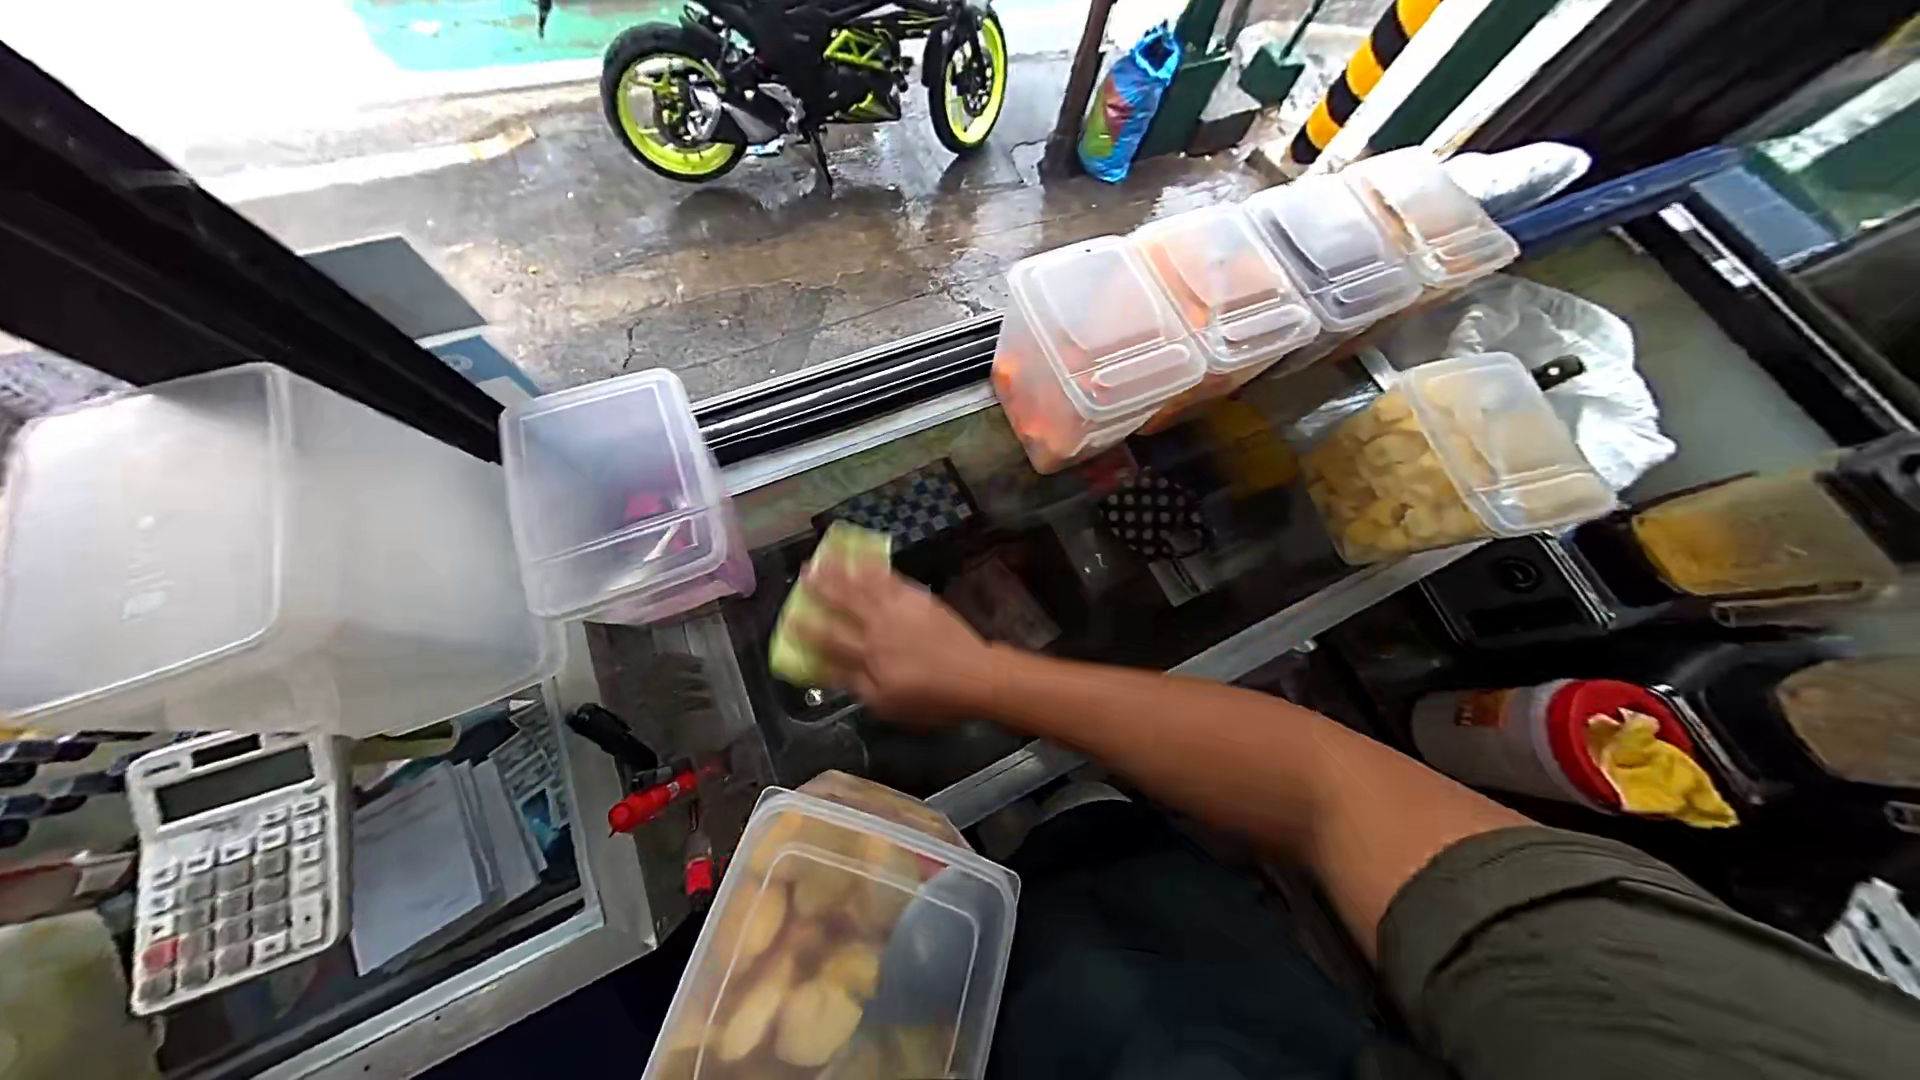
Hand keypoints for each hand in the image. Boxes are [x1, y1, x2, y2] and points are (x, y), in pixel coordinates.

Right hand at [790, 559, 1000, 727]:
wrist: (976, 676)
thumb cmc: (932, 698)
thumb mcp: (888, 705)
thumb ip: (856, 685)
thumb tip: (828, 672)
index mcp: (868, 656)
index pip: (829, 639)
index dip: (806, 628)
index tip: (789, 617)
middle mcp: (879, 627)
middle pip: (844, 603)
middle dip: (821, 587)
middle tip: (803, 572)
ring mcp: (900, 609)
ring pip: (864, 585)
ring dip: (843, 570)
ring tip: (826, 557)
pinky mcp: (919, 599)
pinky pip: (892, 579)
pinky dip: (876, 568)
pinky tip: (866, 560)